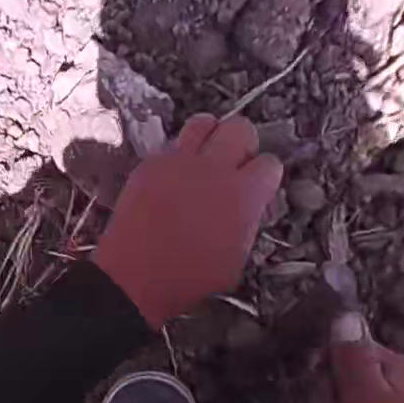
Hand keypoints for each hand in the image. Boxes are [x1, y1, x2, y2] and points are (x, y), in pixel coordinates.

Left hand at [93, 113, 282, 327]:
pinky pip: (172, 145)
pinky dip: (181, 155)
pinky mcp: (150, 165)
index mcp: (241, 197)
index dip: (267, 175)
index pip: (269, 163)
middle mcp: (212, 170)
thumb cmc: (187, 280)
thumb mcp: (235, 262)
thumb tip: (250, 208)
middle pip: (241, 128)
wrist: (134, 280)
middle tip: (238, 163)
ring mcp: (178, 163)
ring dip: (212, 137)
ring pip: (204, 123)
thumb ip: (248, 224)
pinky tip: (179, 177)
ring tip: (208, 158)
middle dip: (244, 143)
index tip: (260, 184)